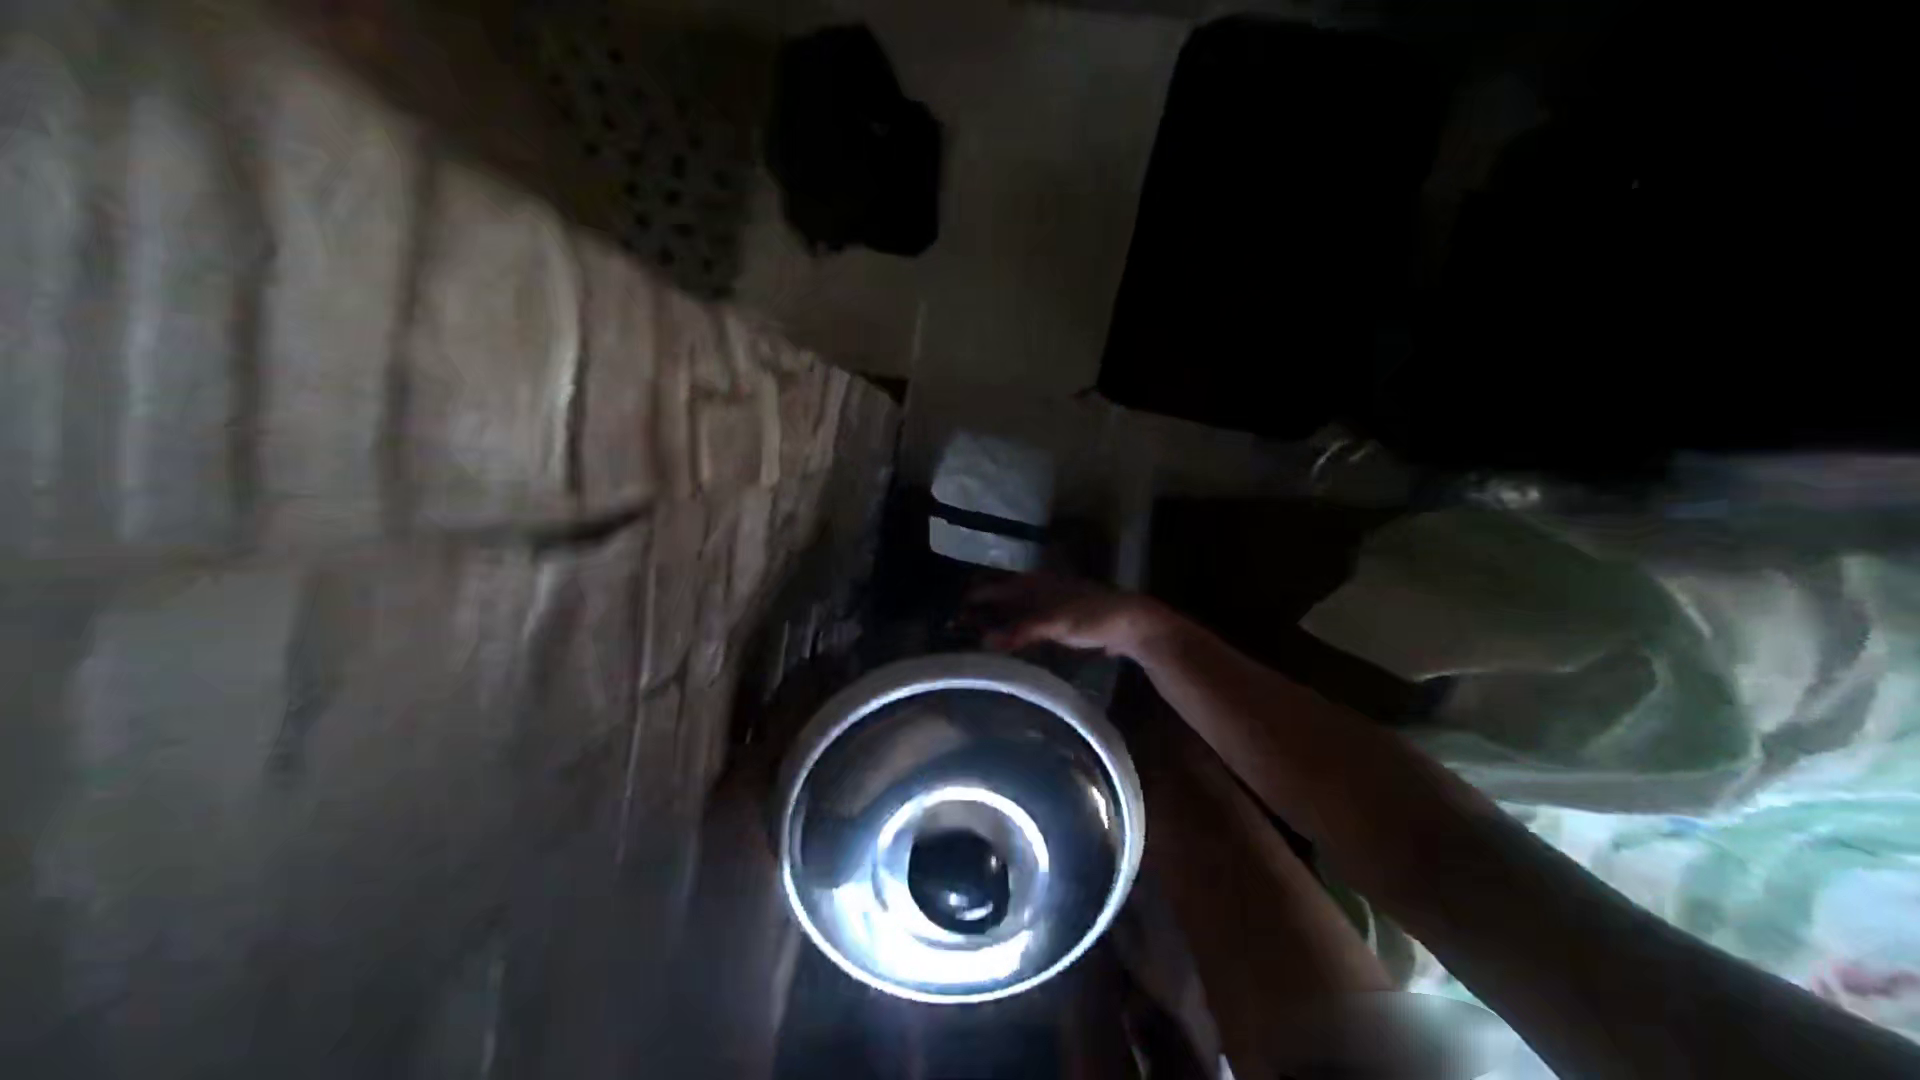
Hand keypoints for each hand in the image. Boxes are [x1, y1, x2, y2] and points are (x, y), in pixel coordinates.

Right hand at [966, 575, 1173, 659]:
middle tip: (957, 628)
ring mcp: (1047, 604)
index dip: (972, 598)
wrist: (1130, 624)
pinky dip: (1012, 630)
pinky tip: (1006, 643)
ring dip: (995, 621)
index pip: (993, 586)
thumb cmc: (1091, 615)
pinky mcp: (1057, 620)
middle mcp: (1036, 589)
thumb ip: (1021, 631)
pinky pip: (1026, 622)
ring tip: (974, 636)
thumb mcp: (1055, 623)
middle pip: (1001, 597)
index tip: (951, 612)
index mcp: (1033, 582)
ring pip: (1013, 610)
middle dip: (980, 610)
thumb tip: (984, 642)